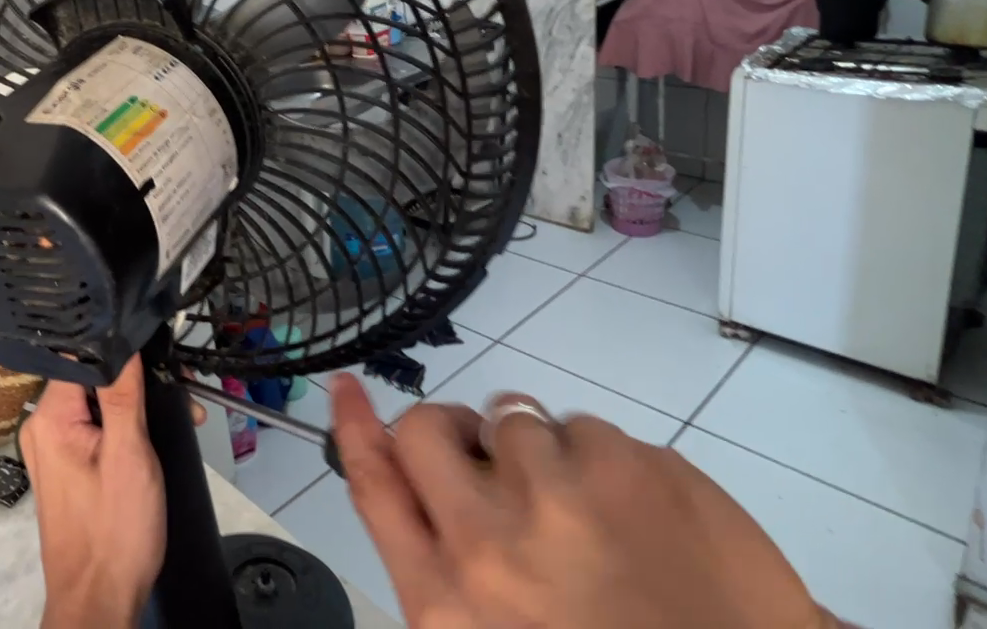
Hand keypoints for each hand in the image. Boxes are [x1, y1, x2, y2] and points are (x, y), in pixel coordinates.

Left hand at [22, 357, 165, 628]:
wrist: (100, 601)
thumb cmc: (115, 530)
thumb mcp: (128, 454)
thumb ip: (123, 394)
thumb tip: (122, 343)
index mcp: (50, 418)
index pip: (81, 357)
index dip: (119, 348)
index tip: (157, 350)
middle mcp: (44, 427)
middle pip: (92, 378)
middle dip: (137, 381)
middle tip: (180, 390)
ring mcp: (55, 448)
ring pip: (99, 404)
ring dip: (138, 405)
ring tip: (180, 415)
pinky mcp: (69, 466)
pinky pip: (98, 429)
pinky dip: (128, 428)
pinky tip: (158, 436)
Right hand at [328, 374, 841, 628]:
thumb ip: (449, 576)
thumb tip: (431, 491)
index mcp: (449, 600)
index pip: (376, 484)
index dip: (354, 426)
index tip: (344, 385)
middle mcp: (491, 538)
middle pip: (428, 429)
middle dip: (447, 429)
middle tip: (479, 452)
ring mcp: (565, 494)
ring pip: (512, 415)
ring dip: (535, 449)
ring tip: (584, 508)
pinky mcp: (637, 466)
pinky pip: (587, 427)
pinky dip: (602, 459)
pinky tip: (642, 515)